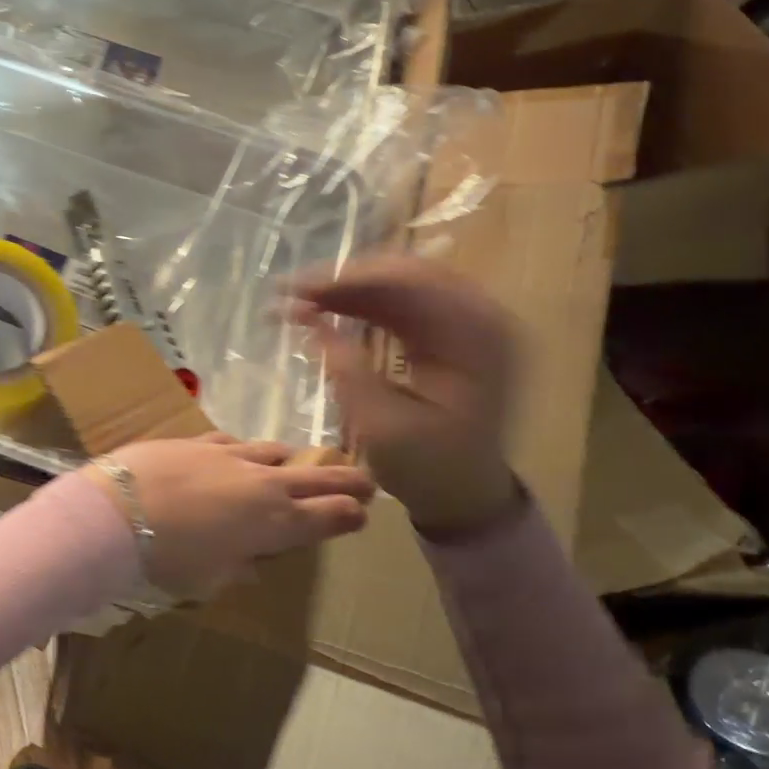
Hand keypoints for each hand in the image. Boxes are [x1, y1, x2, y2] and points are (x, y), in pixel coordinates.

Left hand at [82, 434, 374, 600]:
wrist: (118, 511)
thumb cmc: (168, 558)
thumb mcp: (209, 579)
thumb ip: (236, 567)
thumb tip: (249, 563)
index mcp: (277, 524)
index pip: (332, 515)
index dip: (350, 515)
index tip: (359, 514)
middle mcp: (264, 485)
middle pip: (319, 476)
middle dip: (346, 479)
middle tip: (364, 481)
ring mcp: (230, 456)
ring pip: (275, 451)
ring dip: (289, 460)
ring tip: (293, 464)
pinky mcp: (196, 440)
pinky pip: (230, 441)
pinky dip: (239, 450)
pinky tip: (233, 452)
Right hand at [287, 255, 522, 535]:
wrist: (465, 494)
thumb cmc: (427, 466)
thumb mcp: (381, 425)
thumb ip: (348, 370)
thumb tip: (312, 324)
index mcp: (474, 338)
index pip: (410, 284)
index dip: (348, 280)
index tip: (295, 291)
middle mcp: (480, 318)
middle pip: (405, 274)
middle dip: (343, 279)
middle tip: (289, 294)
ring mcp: (467, 324)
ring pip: (400, 284)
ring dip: (348, 289)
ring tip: (298, 302)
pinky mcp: (450, 334)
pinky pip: (402, 302)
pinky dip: (361, 303)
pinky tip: (325, 310)